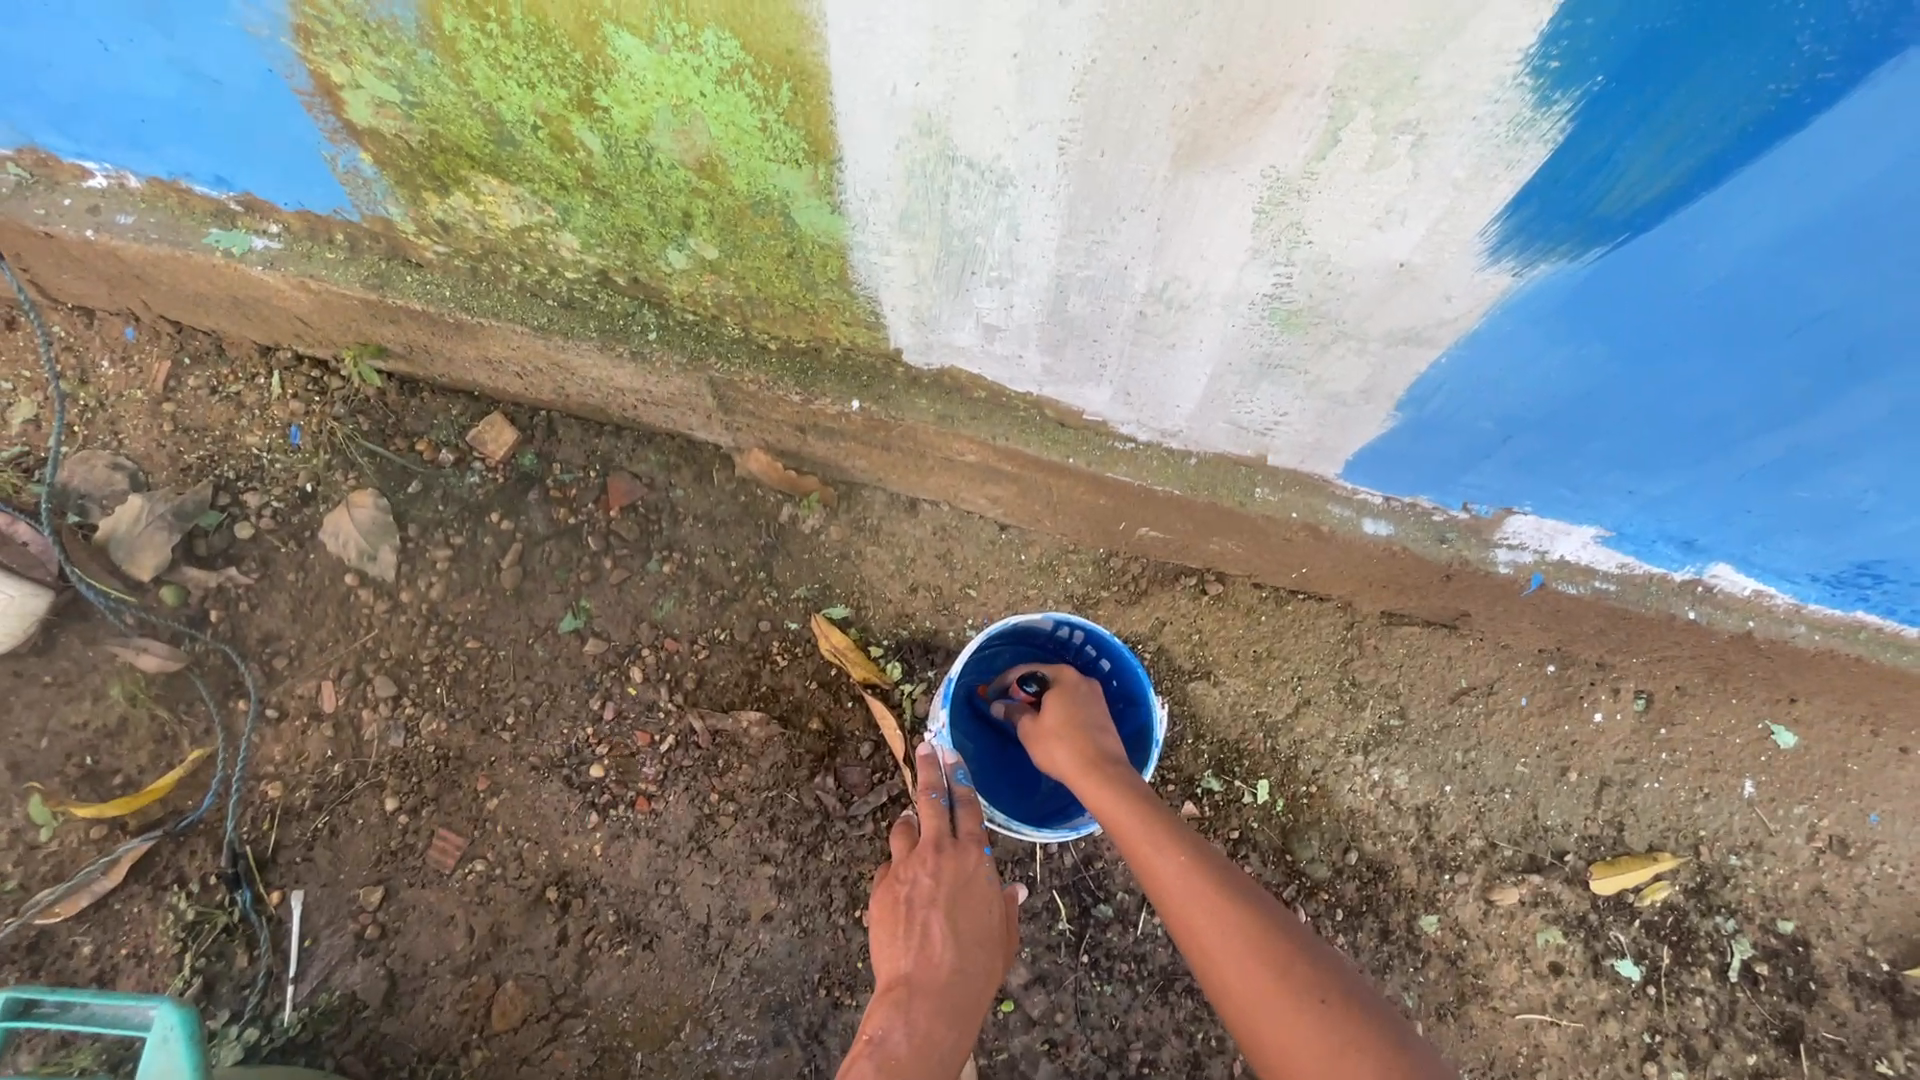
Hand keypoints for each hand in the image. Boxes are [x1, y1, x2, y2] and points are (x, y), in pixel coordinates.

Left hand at [840, 740, 1025, 1079]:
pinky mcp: (881, 887)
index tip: (953, 756)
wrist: (928, 995)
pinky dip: (895, 868)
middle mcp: (939, 853)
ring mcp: (906, 867)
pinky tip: (900, 882)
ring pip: (903, 827)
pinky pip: (887, 867)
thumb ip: (1006, 905)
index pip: (968, 807)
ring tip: (910, 821)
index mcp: (974, 859)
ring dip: (908, 823)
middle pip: (932, 798)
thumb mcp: (1003, 935)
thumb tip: (1015, 890)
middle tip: (926, 748)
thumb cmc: (976, 967)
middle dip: (929, 768)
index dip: (961, 778)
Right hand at [988, 664, 1134, 794]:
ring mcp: (1095, 694)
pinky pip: (1072, 702)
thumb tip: (998, 705)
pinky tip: (1049, 725)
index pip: (1025, 670)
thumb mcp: (1029, 730)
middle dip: (1023, 691)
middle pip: (1044, 678)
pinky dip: (1057, 708)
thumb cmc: (1061, 747)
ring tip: (1026, 717)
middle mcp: (1080, 678)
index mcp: (1062, 675)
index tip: (990, 695)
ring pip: (1060, 691)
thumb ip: (1013, 712)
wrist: (1103, 773)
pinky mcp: (1102, 712)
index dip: (1003, 682)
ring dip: (1041, 700)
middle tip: (1007, 707)